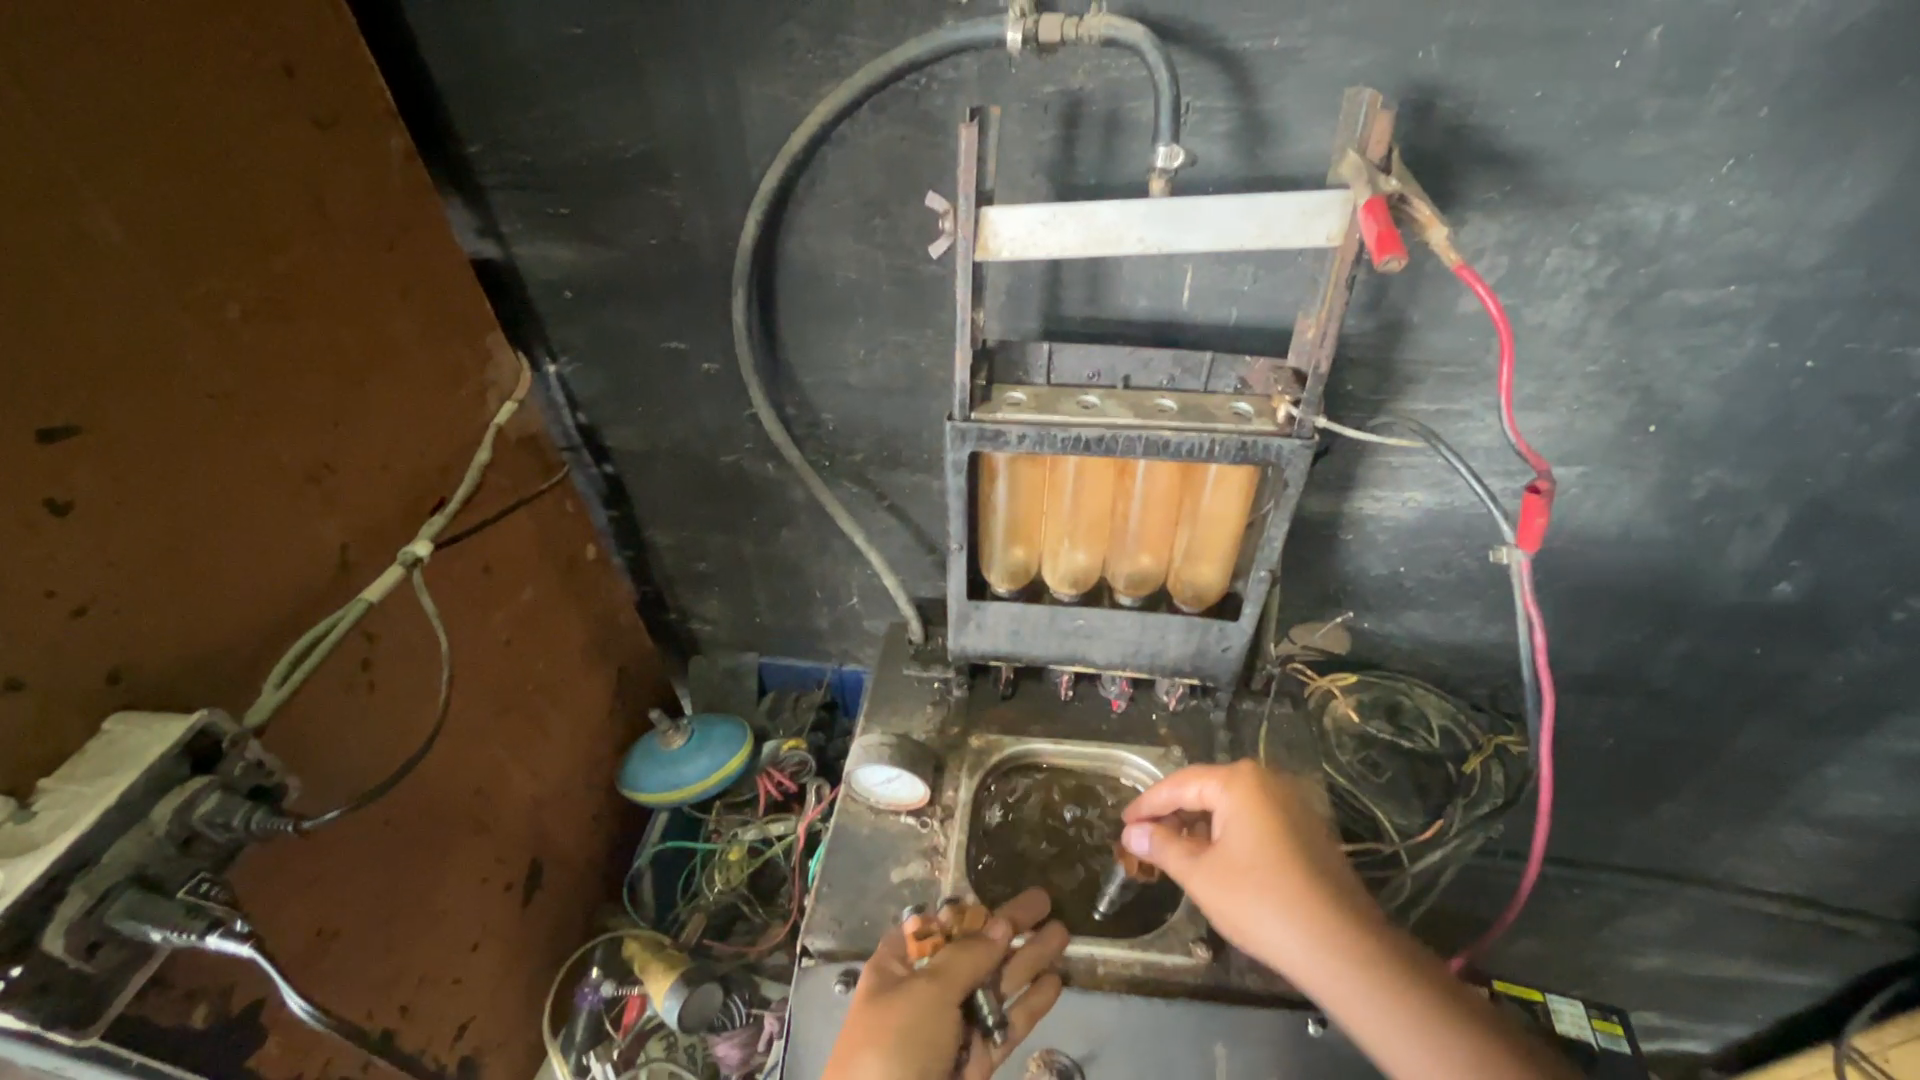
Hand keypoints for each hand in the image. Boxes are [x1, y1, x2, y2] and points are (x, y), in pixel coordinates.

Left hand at [821, 887, 1068, 1079]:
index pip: (935, 928)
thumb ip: (967, 956)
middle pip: (974, 951)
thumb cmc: (895, 1044)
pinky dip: (1030, 1004)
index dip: (967, 911)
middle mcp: (926, 993)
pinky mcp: (977, 1061)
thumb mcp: (925, 991)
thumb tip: (1000, 923)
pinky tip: (1056, 982)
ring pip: (996, 985)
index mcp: (898, 969)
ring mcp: (954, 1029)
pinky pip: (1006, 1024)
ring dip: (1028, 958)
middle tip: (1046, 901)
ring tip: (1063, 933)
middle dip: (1009, 927)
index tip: (997, 894)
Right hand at [1121, 761, 1378, 977]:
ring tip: (1172, 851)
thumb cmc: (1260, 902)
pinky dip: (1227, 835)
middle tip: (1143, 836)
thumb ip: (1162, 847)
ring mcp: (1293, 805)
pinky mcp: (1307, 831)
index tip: (1123, 822)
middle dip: (1173, 813)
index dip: (1147, 804)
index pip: (1179, 784)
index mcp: (1239, 782)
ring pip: (1232, 807)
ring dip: (1200, 825)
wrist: (1340, 945)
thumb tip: (1132, 832)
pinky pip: (1255, 821)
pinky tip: (1213, 860)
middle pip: (1207, 789)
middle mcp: (1268, 782)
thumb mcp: (1200, 874)